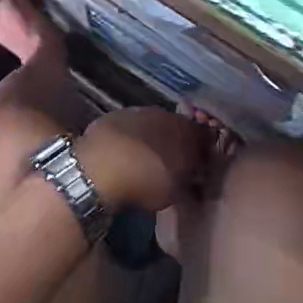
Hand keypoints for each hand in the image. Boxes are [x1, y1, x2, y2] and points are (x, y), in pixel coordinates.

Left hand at [72, 107, 210, 211]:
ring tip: (142, 157)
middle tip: (168, 160)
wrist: (101, 168)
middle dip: (173, 140)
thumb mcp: (177, 190)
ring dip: (148, 136)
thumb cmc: (146, 182)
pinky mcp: (110, 116)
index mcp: (185, 130)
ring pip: (148, 123)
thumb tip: (191, 173)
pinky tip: (120, 152)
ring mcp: (134, 112)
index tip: (196, 164)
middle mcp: (162, 114)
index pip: (201, 135)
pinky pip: (126, 126)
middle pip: (173, 125)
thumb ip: (187, 177)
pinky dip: (126, 137)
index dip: (199, 149)